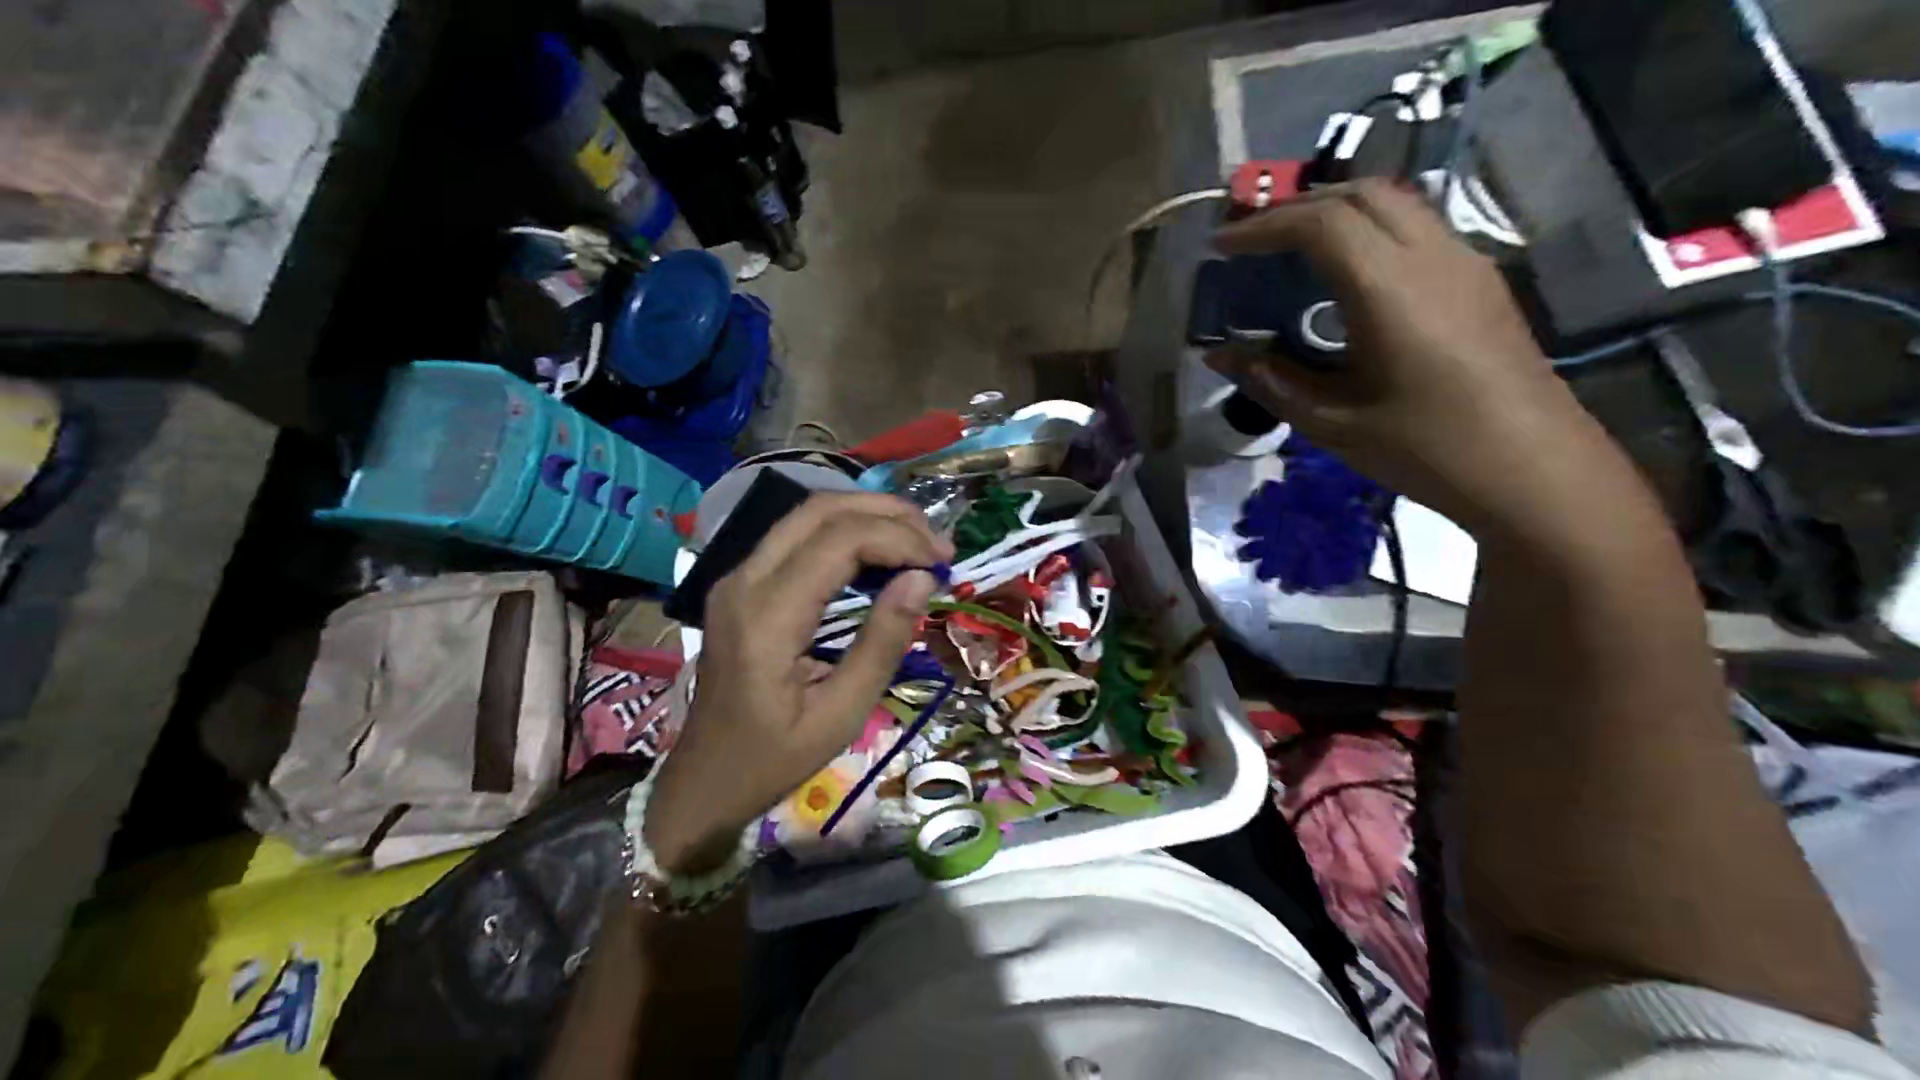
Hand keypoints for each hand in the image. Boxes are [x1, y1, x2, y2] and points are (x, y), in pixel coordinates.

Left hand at [644, 494, 952, 874]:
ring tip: (917, 540)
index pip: (839, 541)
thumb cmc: (773, 758)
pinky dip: (844, 531)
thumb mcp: (841, 715)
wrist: (705, 777)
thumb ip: (882, 643)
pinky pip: (796, 535)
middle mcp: (744, 580)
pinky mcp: (741, 583)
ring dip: (867, 516)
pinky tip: (878, 552)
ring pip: (806, 514)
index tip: (943, 562)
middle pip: (820, 509)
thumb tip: (922, 579)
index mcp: (767, 616)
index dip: (898, 538)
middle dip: (887, 513)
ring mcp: (737, 577)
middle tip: (937, 542)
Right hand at [1208, 180, 1615, 537]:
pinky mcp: (1480, 281)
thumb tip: (1220, 355)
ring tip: (1291, 246)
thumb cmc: (1423, 448)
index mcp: (1390, 289)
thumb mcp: (1331, 421)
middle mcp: (1433, 258)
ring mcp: (1465, 263)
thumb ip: (1271, 379)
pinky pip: (1417, 229)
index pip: (1321, 223)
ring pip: (1395, 204)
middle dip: (1297, 207)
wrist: (1531, 467)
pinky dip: (1369, 230)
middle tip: (1252, 237)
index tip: (1222, 246)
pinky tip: (1345, 272)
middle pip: (1360, 195)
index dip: (1264, 227)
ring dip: (1336, 211)